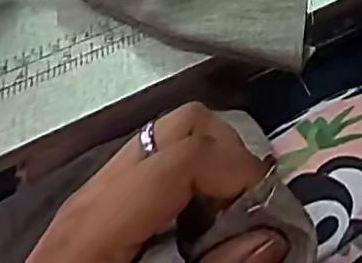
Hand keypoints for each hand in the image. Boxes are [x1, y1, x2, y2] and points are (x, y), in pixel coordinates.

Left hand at [30, 103, 287, 262]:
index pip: (186, 155)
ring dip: (212, 160)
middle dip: (229, 152)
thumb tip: (271, 238)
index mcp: (97, 223)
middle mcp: (93, 194)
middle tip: (247, 204)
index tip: (265, 208)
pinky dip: (189, 176)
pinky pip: (156, 162)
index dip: (238, 171)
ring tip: (223, 213)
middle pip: (183, 123)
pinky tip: (192, 223)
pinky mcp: (95, 209)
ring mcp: (91, 196)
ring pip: (171, 134)